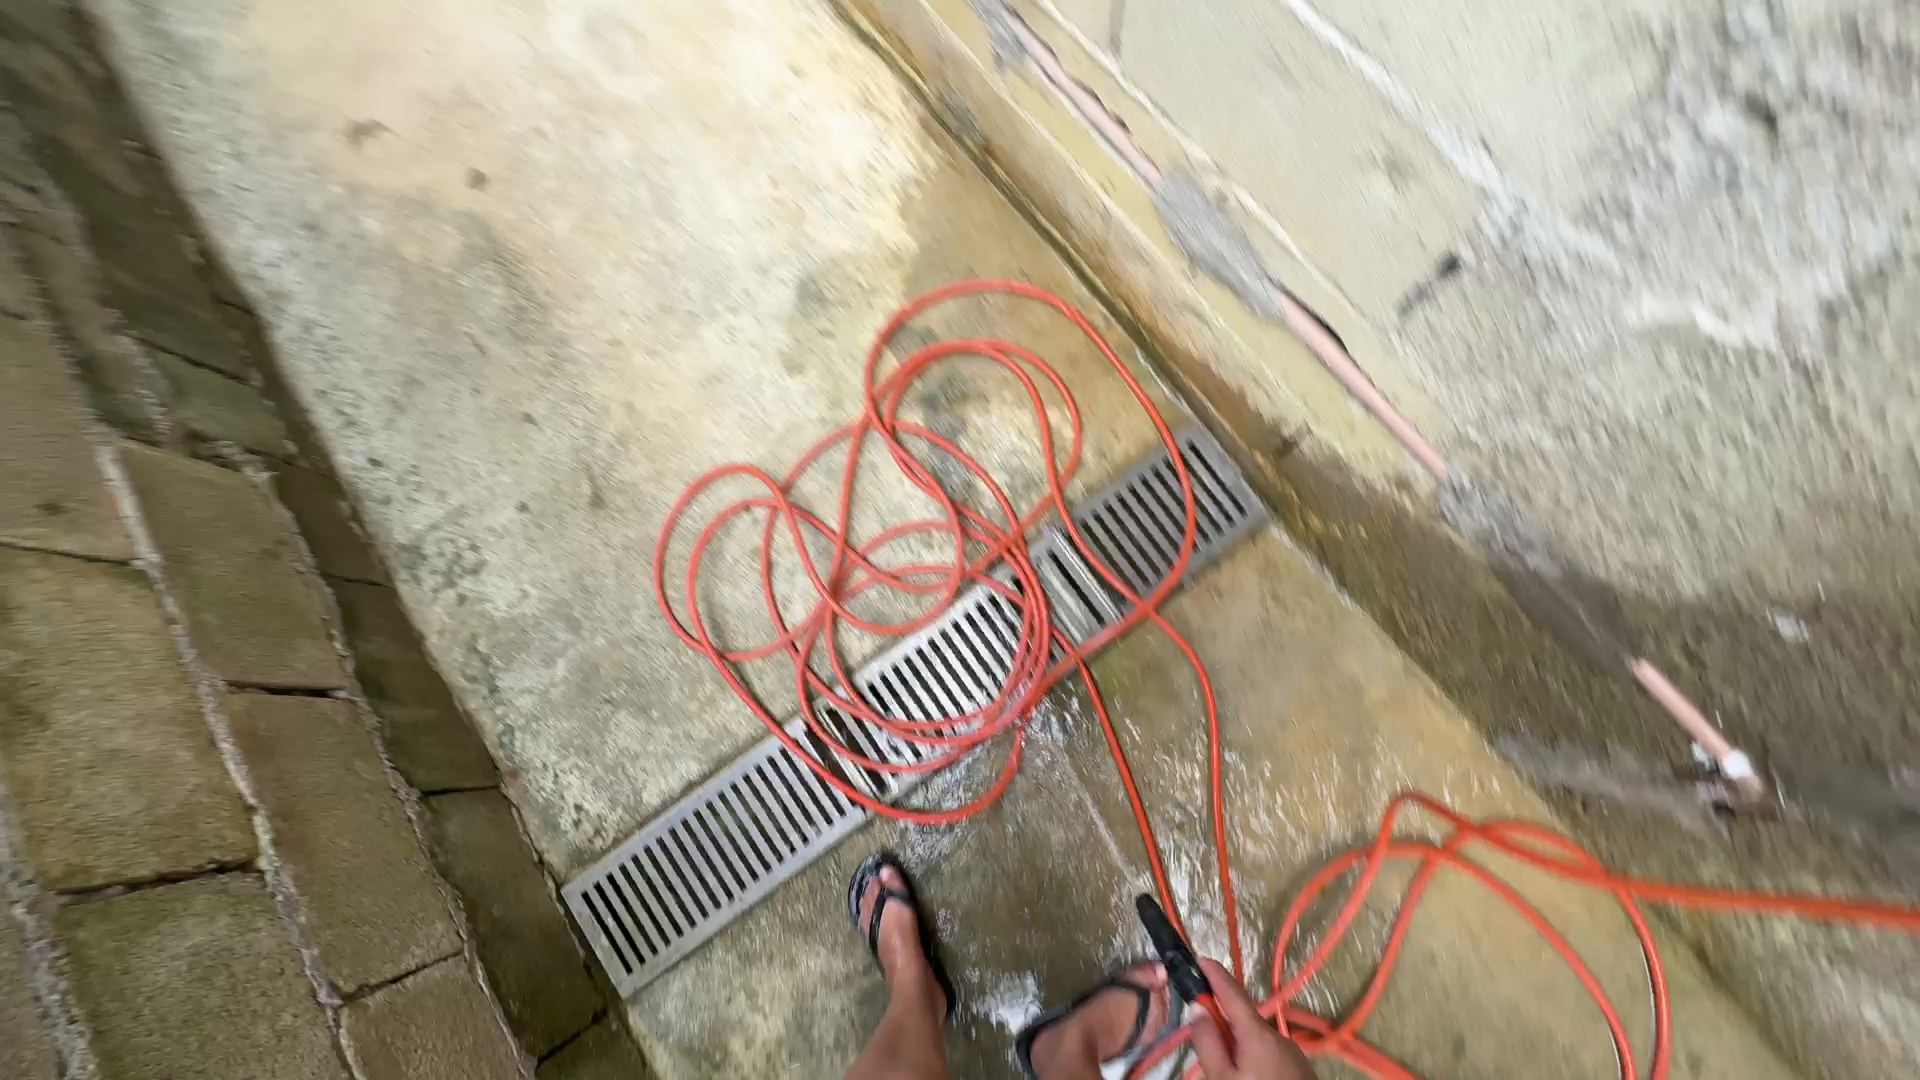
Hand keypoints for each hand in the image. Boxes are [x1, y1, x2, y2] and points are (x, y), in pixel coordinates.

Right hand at [1190, 958, 1317, 1079]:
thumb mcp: (1222, 1079)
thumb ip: (1207, 1041)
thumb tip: (1198, 1008)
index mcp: (1258, 1033)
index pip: (1231, 990)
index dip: (1212, 971)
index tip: (1197, 957)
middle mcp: (1279, 1037)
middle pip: (1242, 1018)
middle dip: (1221, 1021)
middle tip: (1203, 1040)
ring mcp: (1294, 1055)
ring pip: (1256, 1039)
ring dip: (1237, 1044)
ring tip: (1226, 1071)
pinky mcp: (1301, 1072)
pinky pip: (1269, 1055)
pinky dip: (1253, 1058)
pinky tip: (1247, 1078)